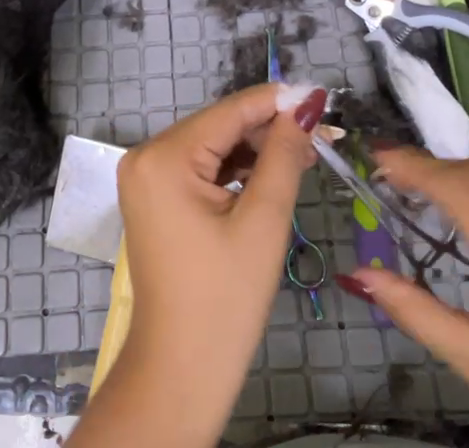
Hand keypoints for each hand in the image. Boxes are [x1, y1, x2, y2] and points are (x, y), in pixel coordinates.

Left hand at [68, 82, 321, 447]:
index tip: (324, 98)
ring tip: (306, 159)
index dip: (279, 101)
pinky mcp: (153, 199)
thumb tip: (306, 105)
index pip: (230, 111)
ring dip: (255, 151)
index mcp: (164, 157)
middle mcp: (145, 156)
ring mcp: (145, 178)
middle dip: (269, 130)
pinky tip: (270, 177)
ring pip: (212, 146)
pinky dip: (234, 171)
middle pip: (219, 126)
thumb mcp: (263, 220)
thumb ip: (284, 154)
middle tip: (323, 142)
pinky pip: (199, 169)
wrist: (181, 369)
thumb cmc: (225, 298)